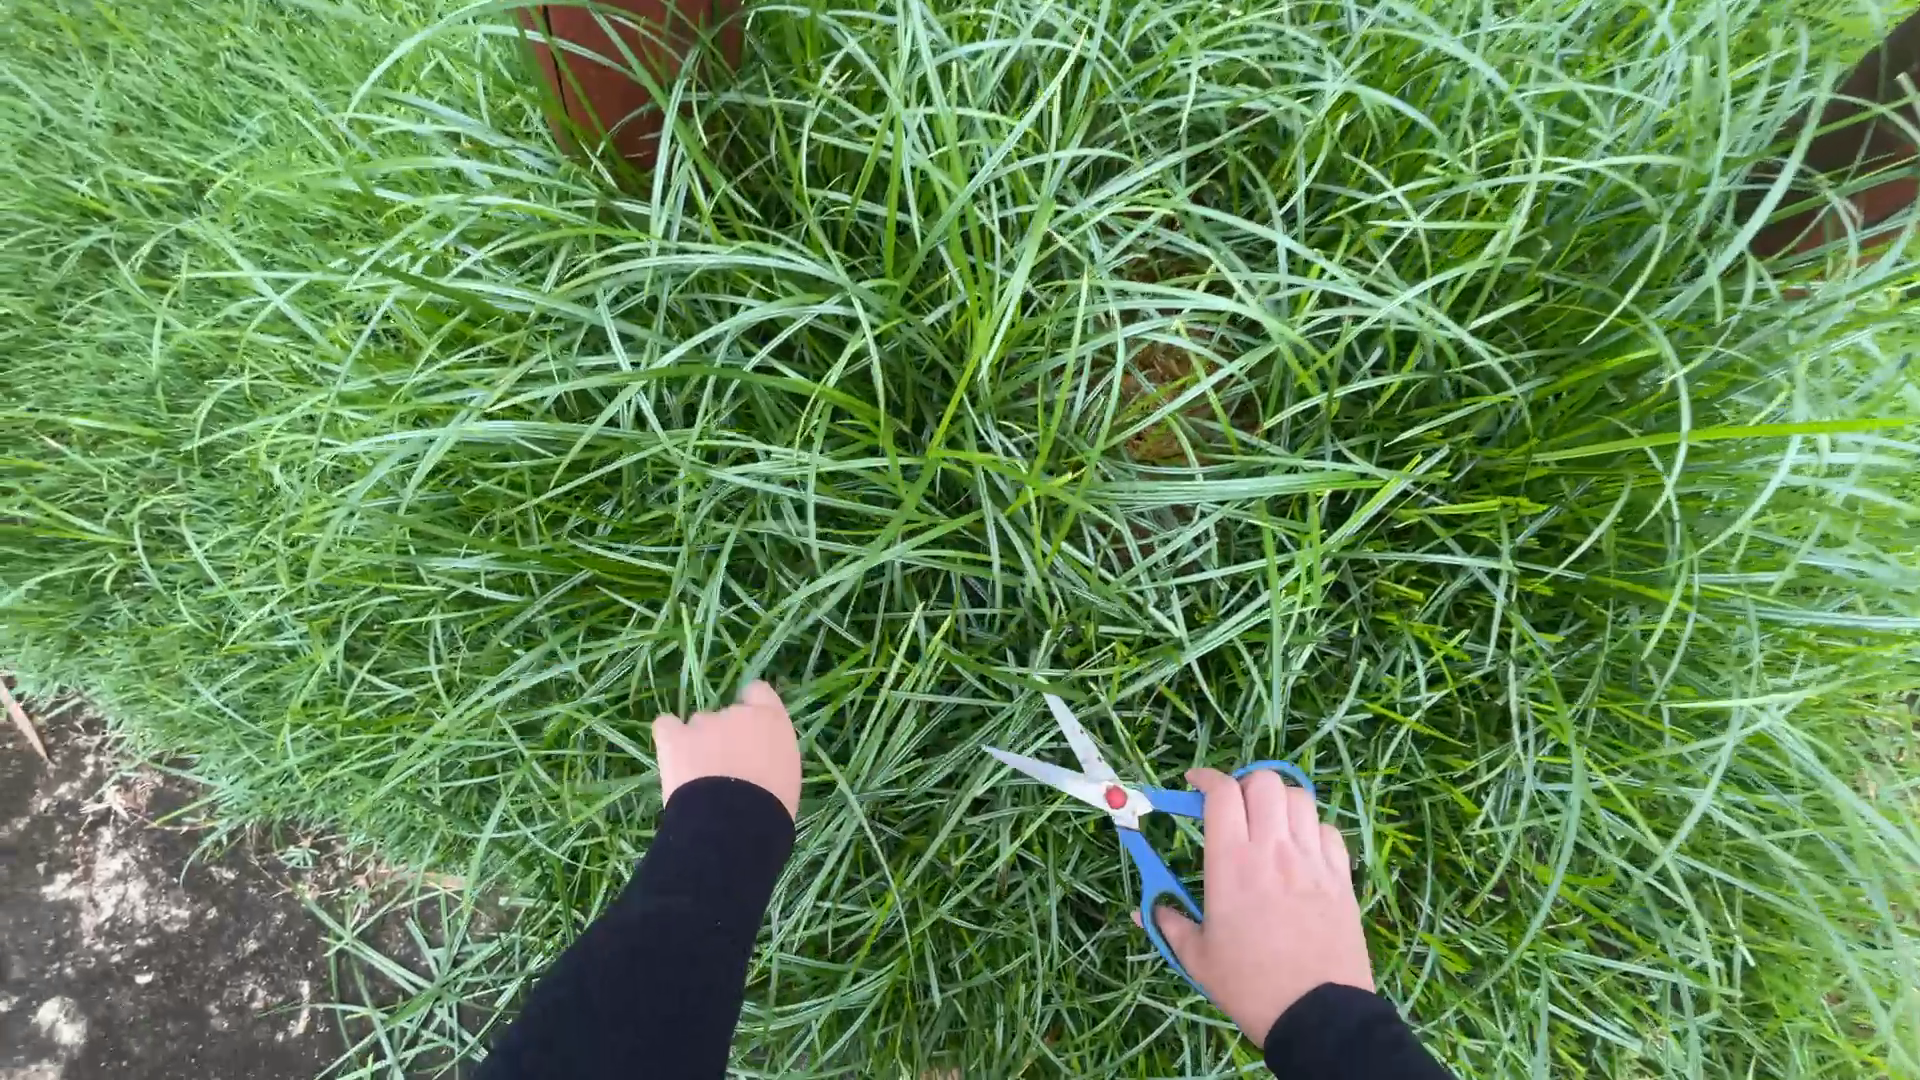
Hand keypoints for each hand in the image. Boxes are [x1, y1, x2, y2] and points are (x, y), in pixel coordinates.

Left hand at [651, 680, 801, 818]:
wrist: (736, 822)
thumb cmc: (772, 804)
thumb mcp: (786, 772)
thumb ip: (770, 752)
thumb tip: (757, 759)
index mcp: (770, 719)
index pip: (758, 692)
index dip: (751, 707)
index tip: (750, 730)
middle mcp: (738, 713)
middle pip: (727, 714)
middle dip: (725, 734)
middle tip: (727, 768)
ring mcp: (704, 723)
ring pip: (698, 725)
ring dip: (699, 743)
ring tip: (699, 777)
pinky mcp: (675, 739)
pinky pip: (667, 726)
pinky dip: (669, 736)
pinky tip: (672, 753)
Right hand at [1148, 767, 1374, 1043]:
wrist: (1321, 1020)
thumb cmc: (1251, 985)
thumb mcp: (1198, 957)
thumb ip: (1169, 924)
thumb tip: (1142, 911)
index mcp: (1231, 861)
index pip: (1221, 792)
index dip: (1205, 777)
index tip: (1194, 783)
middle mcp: (1273, 850)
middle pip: (1264, 782)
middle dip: (1244, 783)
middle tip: (1233, 805)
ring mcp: (1312, 861)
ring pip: (1300, 798)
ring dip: (1279, 801)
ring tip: (1267, 820)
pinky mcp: (1341, 879)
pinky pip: (1329, 831)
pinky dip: (1312, 828)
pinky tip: (1301, 848)